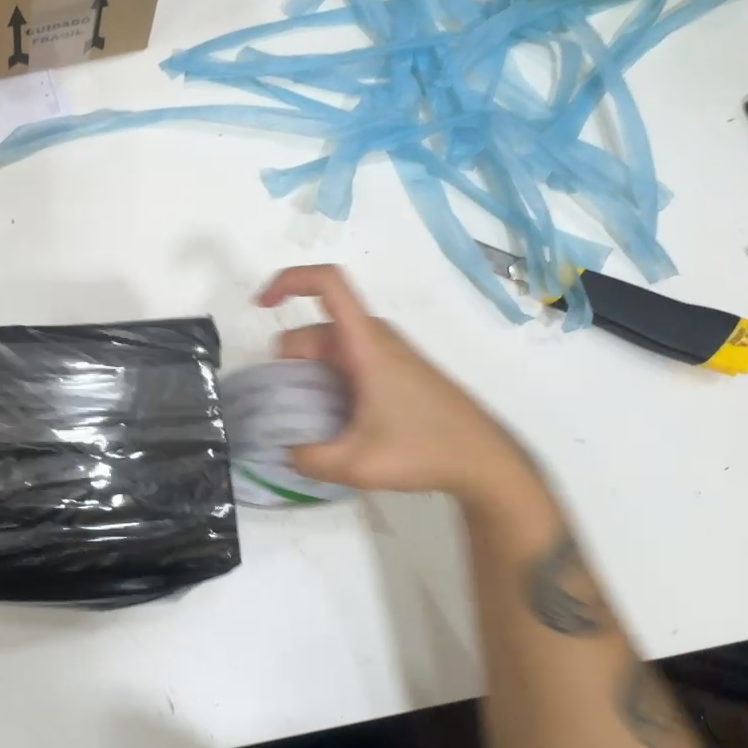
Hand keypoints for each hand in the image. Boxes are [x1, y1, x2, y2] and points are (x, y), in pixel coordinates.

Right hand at [257, 265, 533, 502]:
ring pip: (326, 349)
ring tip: (319, 422)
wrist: (487, 462)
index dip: (287, 281)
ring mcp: (386, 352)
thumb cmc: (425, 451)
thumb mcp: (356, 466)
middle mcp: (375, 337)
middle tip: (293, 411)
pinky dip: (328, 384)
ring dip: (309, 378)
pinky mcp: (394, 368)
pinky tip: (340, 422)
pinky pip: (344, 362)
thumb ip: (307, 457)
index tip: (261, 306)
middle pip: (312, 330)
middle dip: (290, 365)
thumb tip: (286, 449)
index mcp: (365, 344)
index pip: (327, 283)